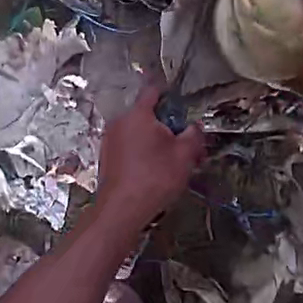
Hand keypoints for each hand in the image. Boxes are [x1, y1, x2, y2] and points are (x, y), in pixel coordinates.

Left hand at [95, 84, 204, 225]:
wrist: (122, 210)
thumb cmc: (155, 177)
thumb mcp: (185, 155)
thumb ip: (194, 135)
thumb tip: (195, 127)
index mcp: (138, 114)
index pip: (153, 92)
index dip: (169, 95)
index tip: (181, 103)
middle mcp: (120, 123)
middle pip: (148, 117)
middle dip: (169, 128)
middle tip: (187, 146)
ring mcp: (110, 142)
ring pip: (139, 135)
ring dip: (158, 144)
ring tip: (176, 164)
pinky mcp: (107, 160)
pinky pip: (130, 150)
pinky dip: (144, 155)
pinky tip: (157, 174)